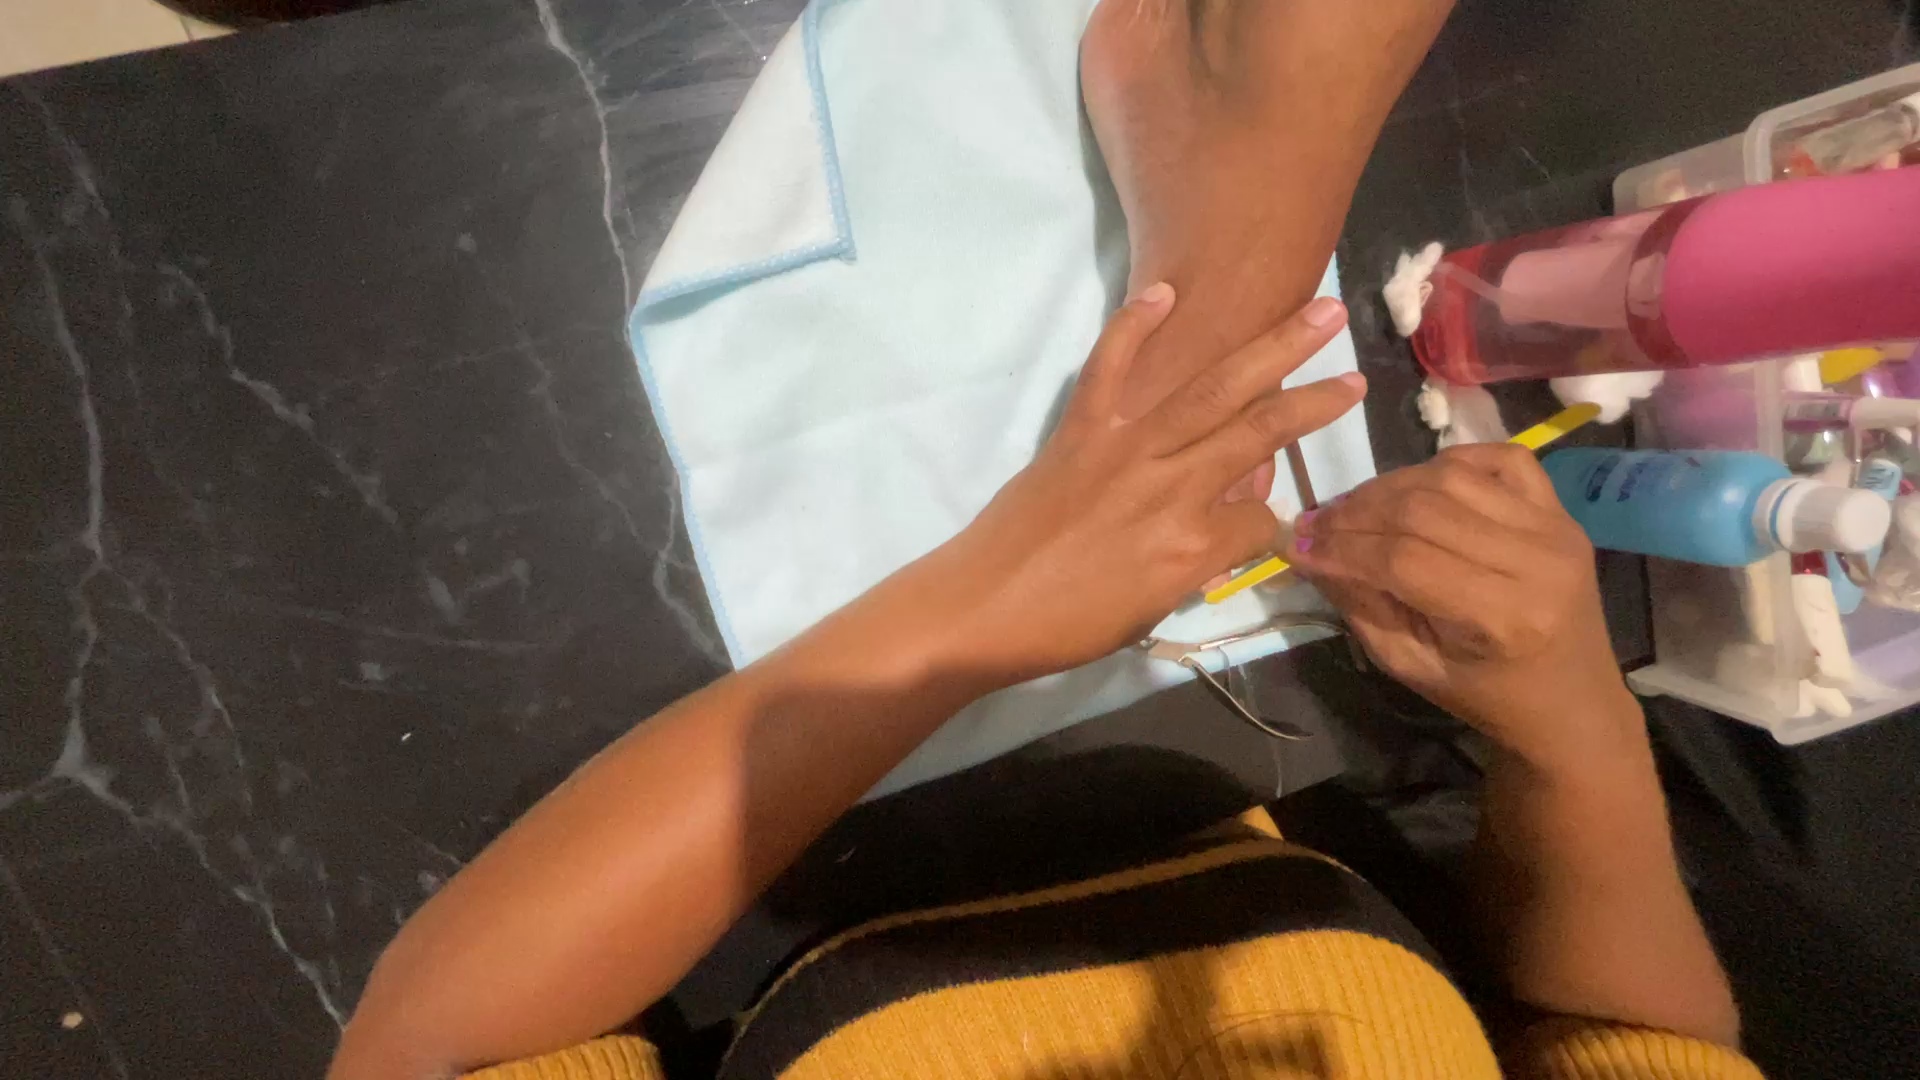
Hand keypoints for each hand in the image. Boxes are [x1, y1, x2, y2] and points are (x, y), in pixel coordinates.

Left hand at [913, 284, 1361, 683]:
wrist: (984, 607)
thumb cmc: (1066, 627)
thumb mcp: (1151, 611)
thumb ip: (1193, 565)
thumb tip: (1218, 531)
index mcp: (1195, 549)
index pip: (1261, 518)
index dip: (1271, 521)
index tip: (1265, 521)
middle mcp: (1174, 489)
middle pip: (1261, 434)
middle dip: (1314, 403)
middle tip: (1356, 374)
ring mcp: (1126, 450)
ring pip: (1212, 392)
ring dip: (1270, 349)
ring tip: (1319, 312)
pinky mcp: (1080, 431)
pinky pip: (1109, 369)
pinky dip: (1132, 328)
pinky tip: (1166, 293)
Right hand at [1289, 444, 1639, 769]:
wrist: (1569, 697)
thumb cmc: (1480, 691)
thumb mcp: (1406, 662)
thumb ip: (1357, 603)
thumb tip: (1304, 551)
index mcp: (1501, 616)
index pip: (1402, 560)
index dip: (1340, 549)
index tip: (1296, 548)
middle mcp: (1536, 561)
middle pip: (1422, 509)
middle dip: (1353, 514)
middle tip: (1313, 526)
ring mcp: (1554, 528)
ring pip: (1450, 476)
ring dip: (1386, 486)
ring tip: (1353, 509)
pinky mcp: (1559, 510)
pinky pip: (1498, 458)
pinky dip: (1447, 462)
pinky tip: (1417, 486)